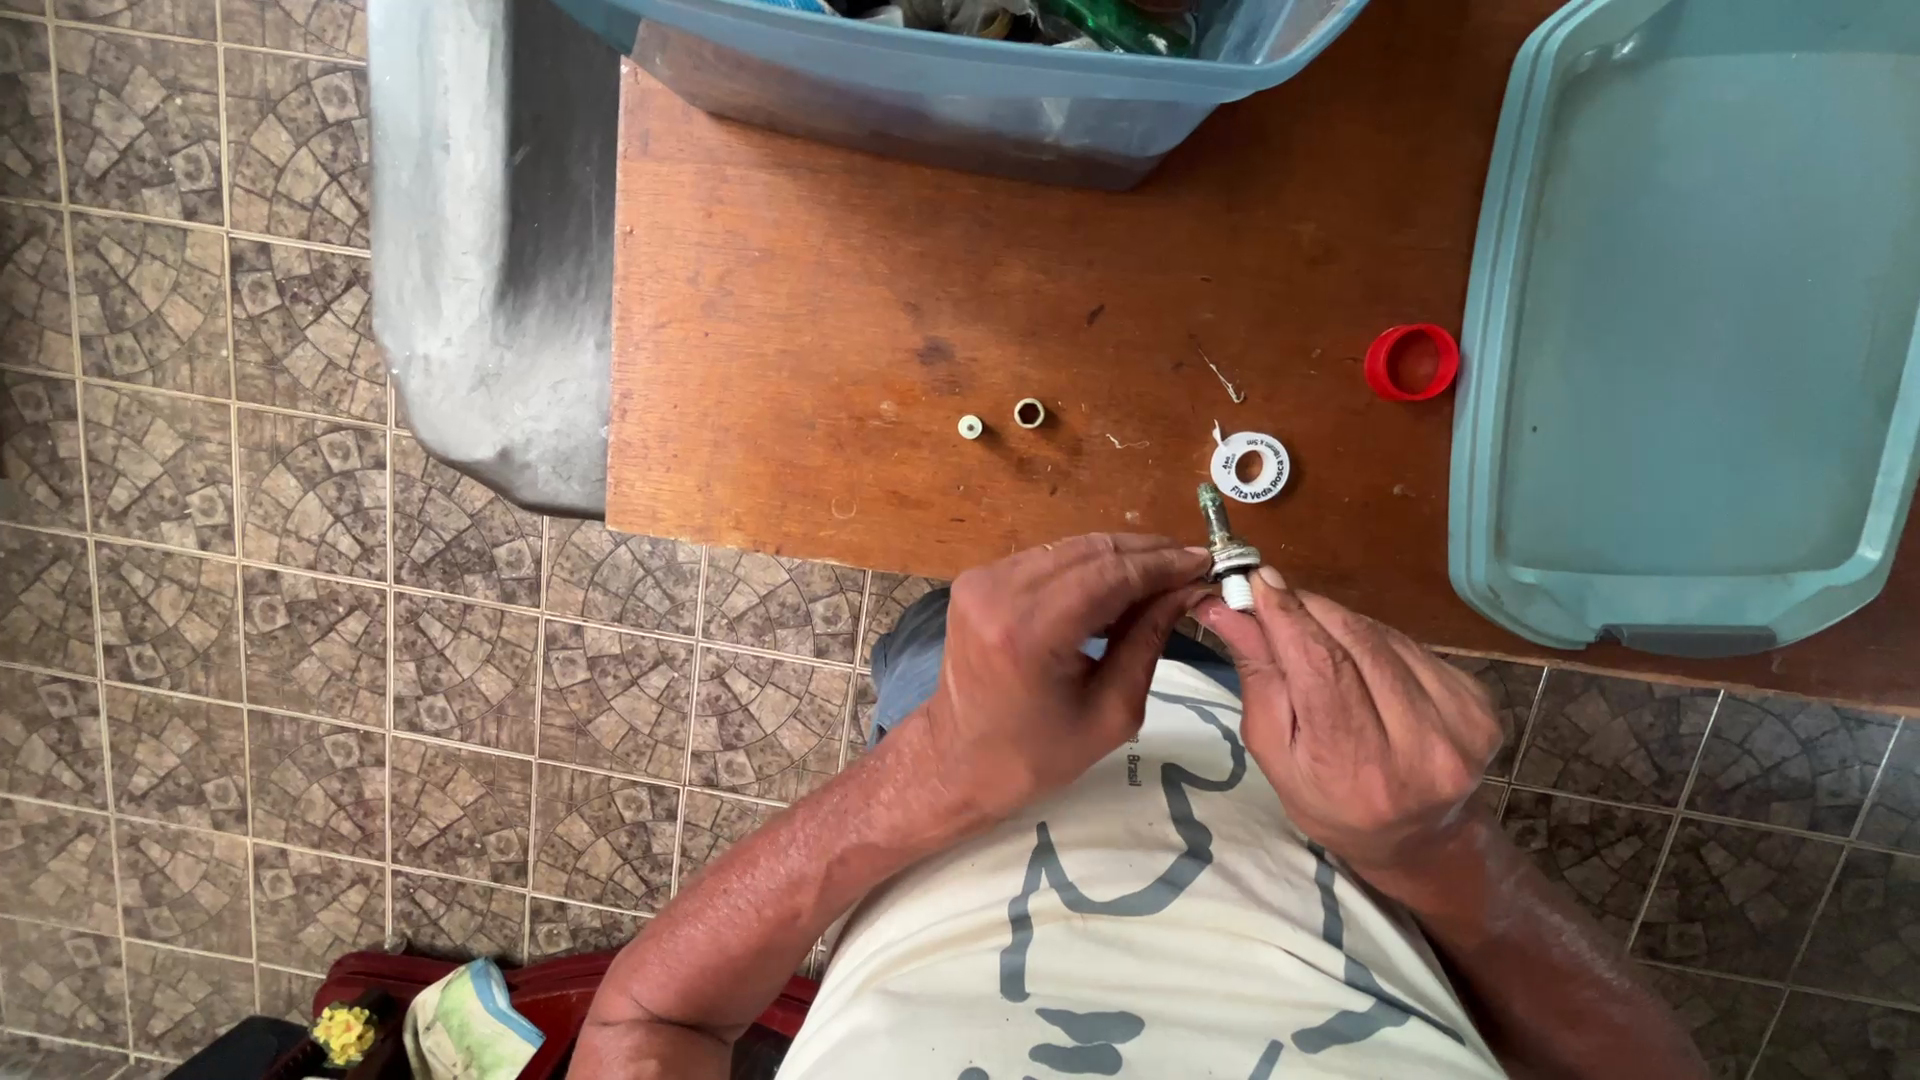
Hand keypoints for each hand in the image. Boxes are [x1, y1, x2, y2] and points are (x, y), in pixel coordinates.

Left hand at [916, 533, 1211, 825]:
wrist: (958, 761)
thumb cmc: (1038, 754)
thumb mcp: (1112, 711)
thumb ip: (1149, 640)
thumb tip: (1187, 589)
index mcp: (1029, 632)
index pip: (1110, 574)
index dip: (1161, 564)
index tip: (1204, 560)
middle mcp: (998, 593)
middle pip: (1088, 551)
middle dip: (1144, 554)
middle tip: (1189, 563)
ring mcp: (980, 582)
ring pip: (1067, 548)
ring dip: (1116, 557)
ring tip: (1159, 574)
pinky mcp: (974, 581)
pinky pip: (1043, 560)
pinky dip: (1082, 567)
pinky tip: (1113, 584)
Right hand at [1195, 567, 1501, 876]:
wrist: (1418, 838)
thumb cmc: (1326, 800)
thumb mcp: (1273, 748)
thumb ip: (1256, 675)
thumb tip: (1222, 609)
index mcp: (1357, 767)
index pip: (1320, 667)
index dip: (1287, 616)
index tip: (1257, 581)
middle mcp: (1420, 746)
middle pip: (1354, 642)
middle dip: (1307, 609)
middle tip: (1271, 593)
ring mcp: (1461, 722)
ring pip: (1382, 636)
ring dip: (1337, 620)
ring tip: (1309, 630)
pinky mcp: (1481, 701)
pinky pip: (1409, 644)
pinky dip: (1372, 636)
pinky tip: (1355, 654)